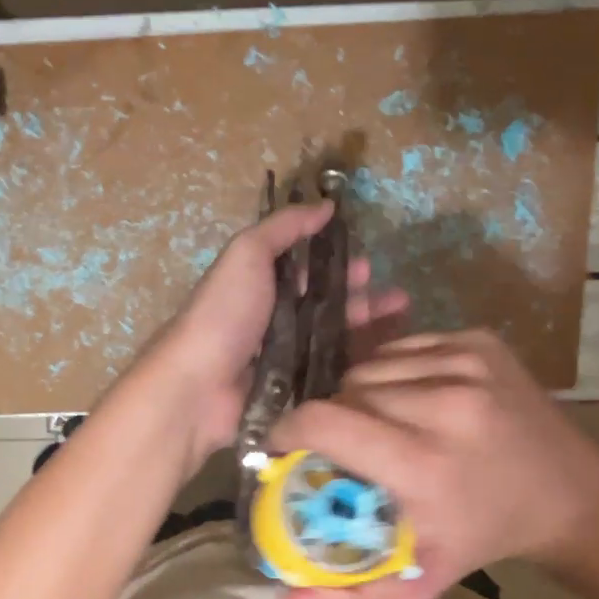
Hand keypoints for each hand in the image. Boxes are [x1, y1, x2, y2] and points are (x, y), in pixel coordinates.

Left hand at [133, 202, 408, 463]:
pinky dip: (353, 366)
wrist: (199, 387)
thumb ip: (283, 227)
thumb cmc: (223, 314)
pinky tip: (383, 360)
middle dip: (359, 297)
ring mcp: (280, 360)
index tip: (368, 263)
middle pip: (322, 306)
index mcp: (258, 286)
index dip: (337, 264)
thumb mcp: (247, 254)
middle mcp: (270, 321)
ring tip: (399, 320)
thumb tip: (325, 205)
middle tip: (394, 296)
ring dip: (363, 328)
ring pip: (329, 340)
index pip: (306, 271)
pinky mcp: (289, 393)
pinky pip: (326, 376)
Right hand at [266, 330, 598, 598]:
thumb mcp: (420, 583)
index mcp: (425, 463)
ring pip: (370, 366)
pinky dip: (391, 372)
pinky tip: (409, 401)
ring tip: (378, 427)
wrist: (567, 491)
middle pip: (344, 393)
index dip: (288, 431)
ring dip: (360, 396)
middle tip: (340, 449)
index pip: (325, 422)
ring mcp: (466, 365)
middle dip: (330, 419)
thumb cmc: (481, 538)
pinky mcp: (479, 341)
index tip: (282, 449)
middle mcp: (446, 404)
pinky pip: (401, 347)